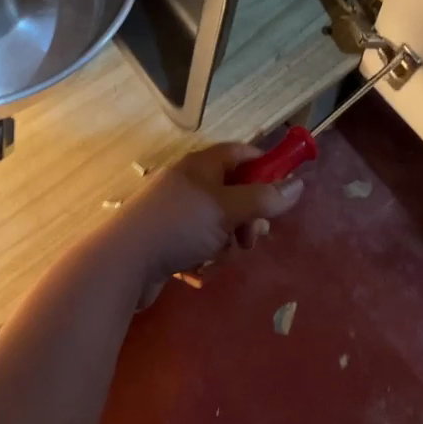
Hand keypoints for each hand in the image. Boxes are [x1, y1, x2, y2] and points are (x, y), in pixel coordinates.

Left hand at [97, 143, 304, 306]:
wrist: (123, 262)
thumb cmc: (178, 225)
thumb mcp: (228, 209)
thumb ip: (265, 199)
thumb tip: (298, 185)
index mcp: (203, 165)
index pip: (242, 153)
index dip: (265, 168)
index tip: (281, 193)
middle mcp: (190, 183)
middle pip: (235, 194)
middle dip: (246, 220)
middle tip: (248, 240)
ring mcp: (177, 213)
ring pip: (220, 226)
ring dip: (224, 245)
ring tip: (214, 257)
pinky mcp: (167, 242)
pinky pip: (200, 246)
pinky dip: (203, 258)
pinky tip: (193, 270)